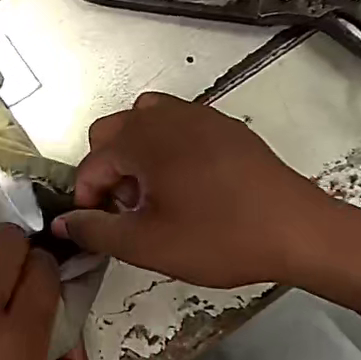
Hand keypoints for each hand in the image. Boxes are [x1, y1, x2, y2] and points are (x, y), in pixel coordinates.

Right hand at [52, 92, 355, 288]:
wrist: (296, 230)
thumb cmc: (220, 237)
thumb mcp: (148, 245)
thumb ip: (96, 231)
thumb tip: (63, 223)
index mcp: (142, 138)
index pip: (91, 163)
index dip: (87, 200)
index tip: (102, 229)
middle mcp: (167, 115)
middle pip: (113, 133)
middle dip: (109, 171)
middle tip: (130, 212)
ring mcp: (200, 115)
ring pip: (146, 124)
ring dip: (137, 156)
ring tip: (157, 197)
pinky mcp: (226, 126)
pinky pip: (179, 127)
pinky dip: (168, 150)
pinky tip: (191, 188)